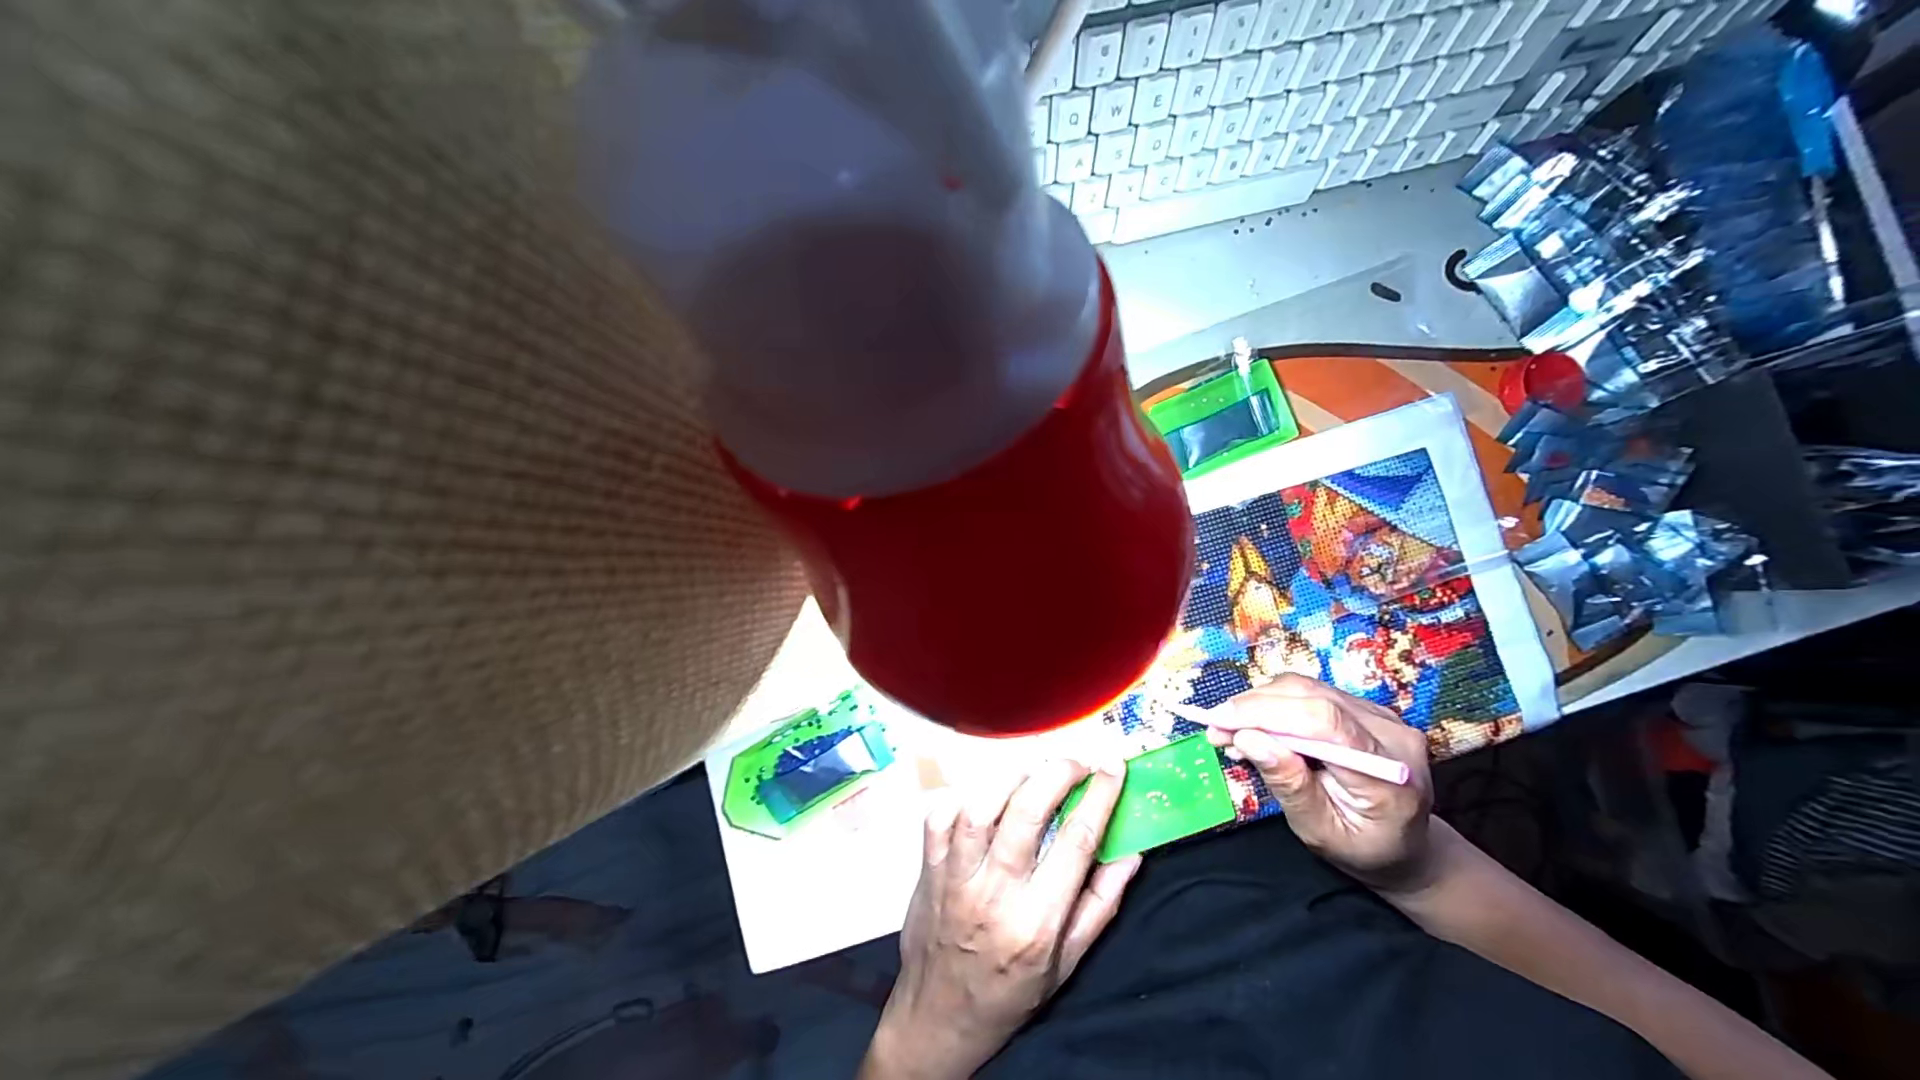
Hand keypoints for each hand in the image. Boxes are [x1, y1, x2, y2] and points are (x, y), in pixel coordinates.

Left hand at [860, 760, 1140, 1079]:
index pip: (1075, 842)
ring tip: (1034, 772)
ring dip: (1011, 779)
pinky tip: (986, 796)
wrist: (939, 1017)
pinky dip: (963, 797)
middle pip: (1024, 813)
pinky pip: (939, 818)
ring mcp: (955, 878)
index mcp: (1037, 921)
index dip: (1099, 796)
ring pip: (979, 809)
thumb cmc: (1011, 992)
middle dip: (1056, 774)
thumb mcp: (1067, 963)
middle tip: (1076, 762)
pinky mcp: (927, 870)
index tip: (1112, 767)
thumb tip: (1131, 853)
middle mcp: (994, 893)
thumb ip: (1100, 905)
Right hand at [1203, 674, 1435, 893]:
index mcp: (1388, 772)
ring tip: (1231, 730)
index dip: (1266, 714)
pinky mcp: (1363, 706)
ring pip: (1305, 687)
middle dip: (1252, 707)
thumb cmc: (1362, 848)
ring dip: (1258, 703)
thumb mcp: (1320, 832)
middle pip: (1310, 696)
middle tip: (1214, 729)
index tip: (1219, 722)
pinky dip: (1272, 704)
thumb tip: (1248, 740)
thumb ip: (1289, 785)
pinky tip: (1256, 726)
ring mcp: (1380, 714)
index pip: (1324, 723)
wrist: (1406, 844)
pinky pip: (1309, 692)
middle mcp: (1390, 732)